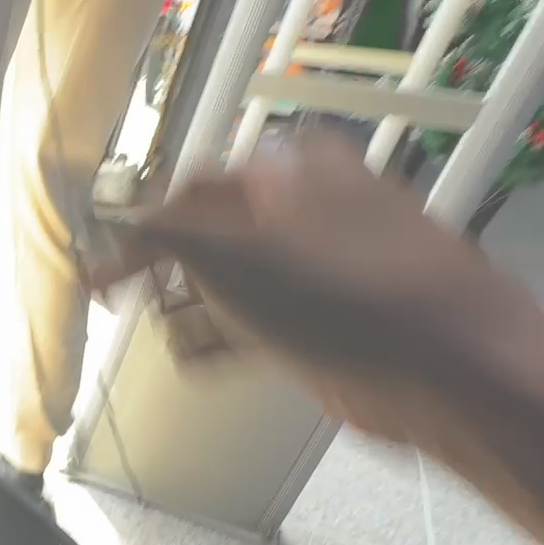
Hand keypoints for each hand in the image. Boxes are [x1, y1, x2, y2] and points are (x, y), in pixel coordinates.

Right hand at [91, 134, 543, 444]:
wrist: (441, 368)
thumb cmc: (337, 295)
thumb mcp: (234, 252)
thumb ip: (164, 231)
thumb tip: (115, 221)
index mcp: (290, 176)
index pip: (191, 189)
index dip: (139, 224)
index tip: (103, 262)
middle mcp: (300, 215)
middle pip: (206, 234)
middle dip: (160, 267)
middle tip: (118, 295)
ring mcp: (311, 271)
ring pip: (225, 281)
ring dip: (184, 306)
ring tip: (155, 329)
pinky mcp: (316, 322)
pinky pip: (249, 324)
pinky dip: (216, 340)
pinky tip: (191, 362)